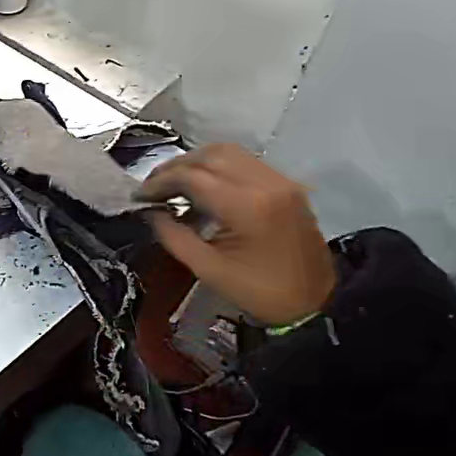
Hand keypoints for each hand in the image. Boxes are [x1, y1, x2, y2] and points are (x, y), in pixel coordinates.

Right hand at [136, 144, 336, 325]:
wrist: (315, 303)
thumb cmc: (260, 293)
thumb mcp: (209, 270)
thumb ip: (174, 236)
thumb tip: (151, 212)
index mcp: (247, 206)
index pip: (194, 177)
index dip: (161, 182)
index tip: (140, 195)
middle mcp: (266, 182)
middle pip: (211, 155)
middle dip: (177, 167)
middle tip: (154, 187)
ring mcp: (281, 180)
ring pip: (230, 152)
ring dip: (199, 162)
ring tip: (176, 185)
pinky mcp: (288, 184)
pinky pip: (247, 162)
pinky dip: (220, 168)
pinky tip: (205, 188)